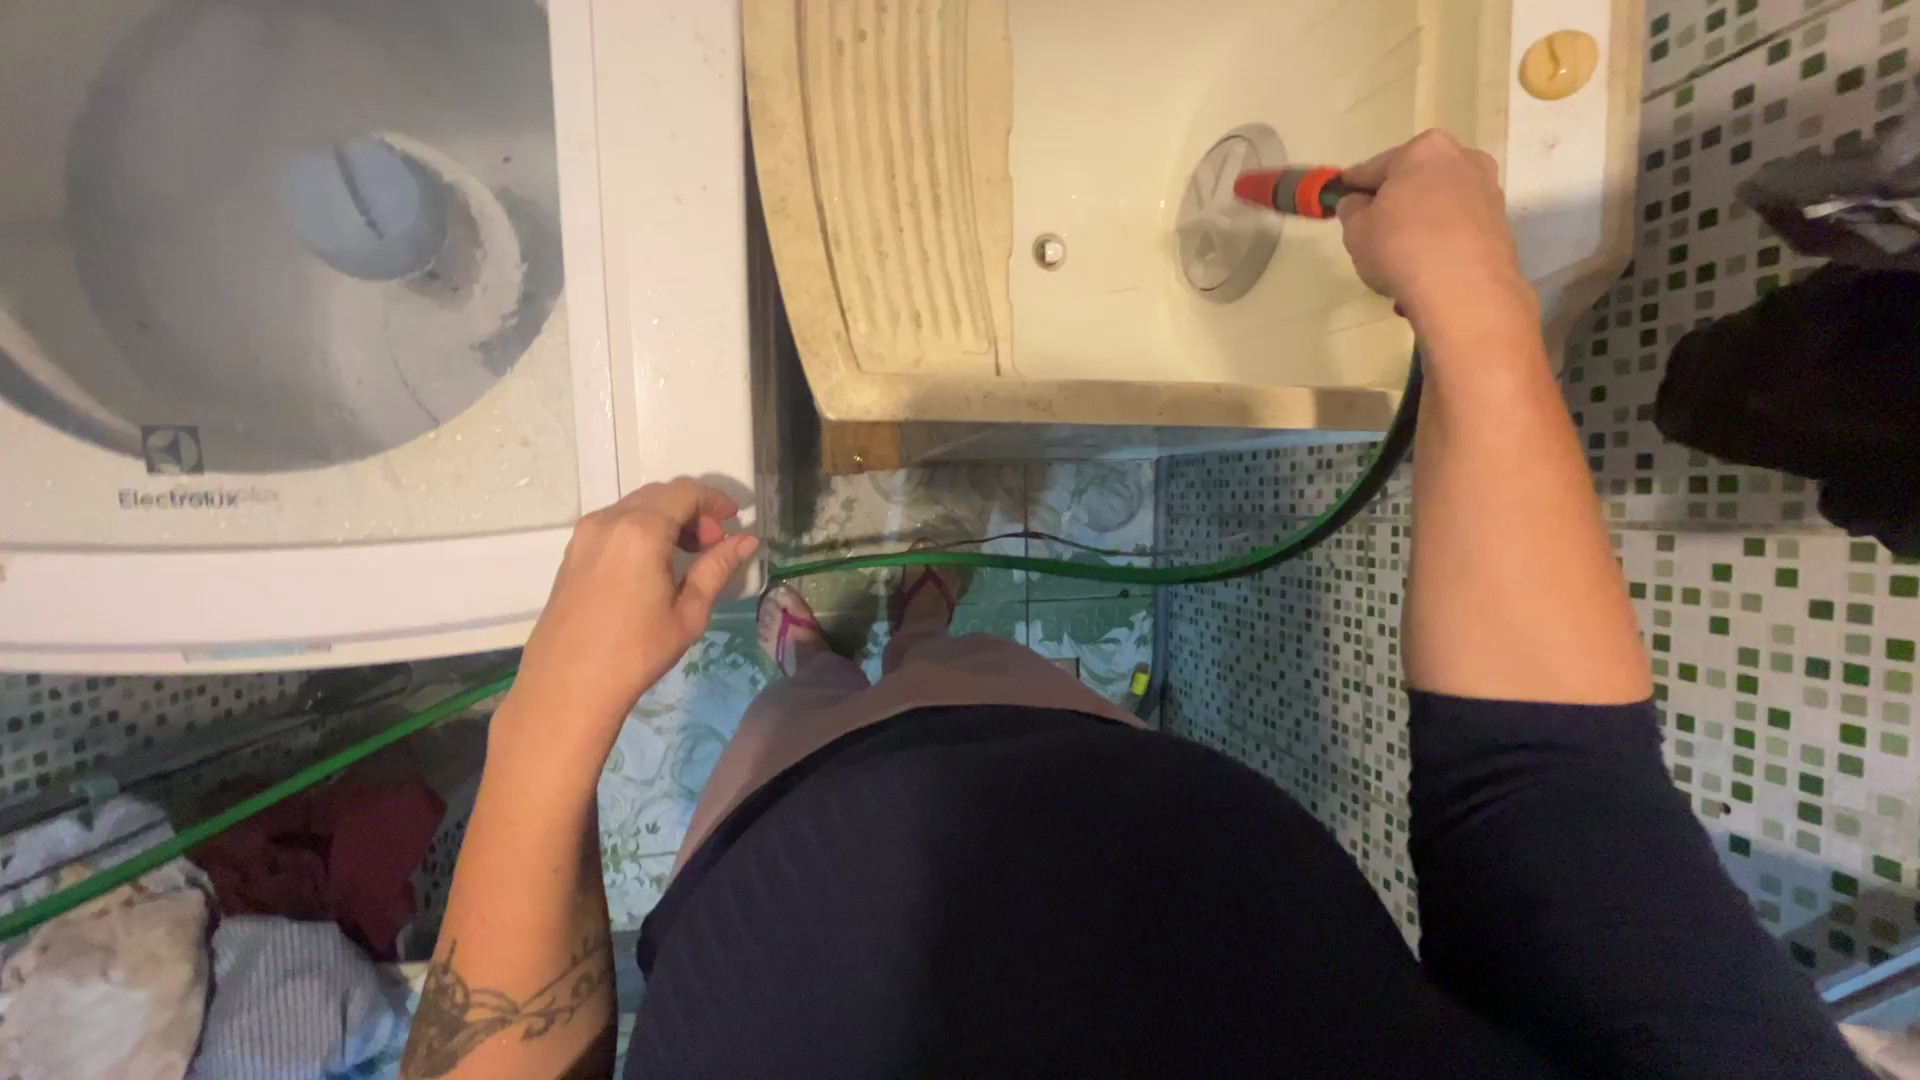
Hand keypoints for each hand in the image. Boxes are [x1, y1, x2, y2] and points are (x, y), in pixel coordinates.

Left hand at [501, 480, 758, 770]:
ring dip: (668, 519)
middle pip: (660, 495)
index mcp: (641, 530)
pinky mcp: (574, 552)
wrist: (568, 685)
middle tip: (715, 544)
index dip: (715, 501)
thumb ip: (717, 567)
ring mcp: (586, 534)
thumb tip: (746, 541)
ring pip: (637, 507)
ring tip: (689, 555)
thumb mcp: (689, 611)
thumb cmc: (637, 651)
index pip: (685, 493)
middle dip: (693, 511)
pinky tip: (657, 563)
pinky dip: (644, 529)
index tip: (736, 520)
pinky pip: (617, 523)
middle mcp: (610, 520)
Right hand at [1335, 130, 1533, 325]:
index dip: (1354, 184)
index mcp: (1423, 150)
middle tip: (1372, 227)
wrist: (1462, 287)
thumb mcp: (1355, 231)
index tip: (1341, 196)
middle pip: (1415, 179)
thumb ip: (1351, 210)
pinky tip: (1424, 266)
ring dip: (1419, 221)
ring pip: (1439, 202)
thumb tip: (1356, 202)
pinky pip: (1456, 225)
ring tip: (1399, 254)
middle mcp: (1462, 159)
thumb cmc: (1399, 247)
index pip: (1376, 166)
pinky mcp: (1498, 221)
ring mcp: (1486, 189)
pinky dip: (1439, 239)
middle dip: (1394, 200)